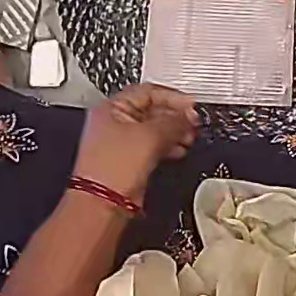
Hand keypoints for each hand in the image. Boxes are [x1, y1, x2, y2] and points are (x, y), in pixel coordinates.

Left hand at [72, 84, 198, 202]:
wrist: (103, 204)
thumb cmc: (113, 168)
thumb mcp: (151, 135)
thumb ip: (174, 121)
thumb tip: (188, 115)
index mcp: (112, 108)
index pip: (147, 92)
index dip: (172, 97)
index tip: (190, 104)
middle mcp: (114, 123)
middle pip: (152, 110)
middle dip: (176, 116)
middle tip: (192, 121)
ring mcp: (121, 142)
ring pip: (154, 129)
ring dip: (175, 131)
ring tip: (189, 136)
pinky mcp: (129, 159)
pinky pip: (153, 145)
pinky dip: (168, 145)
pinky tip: (180, 149)